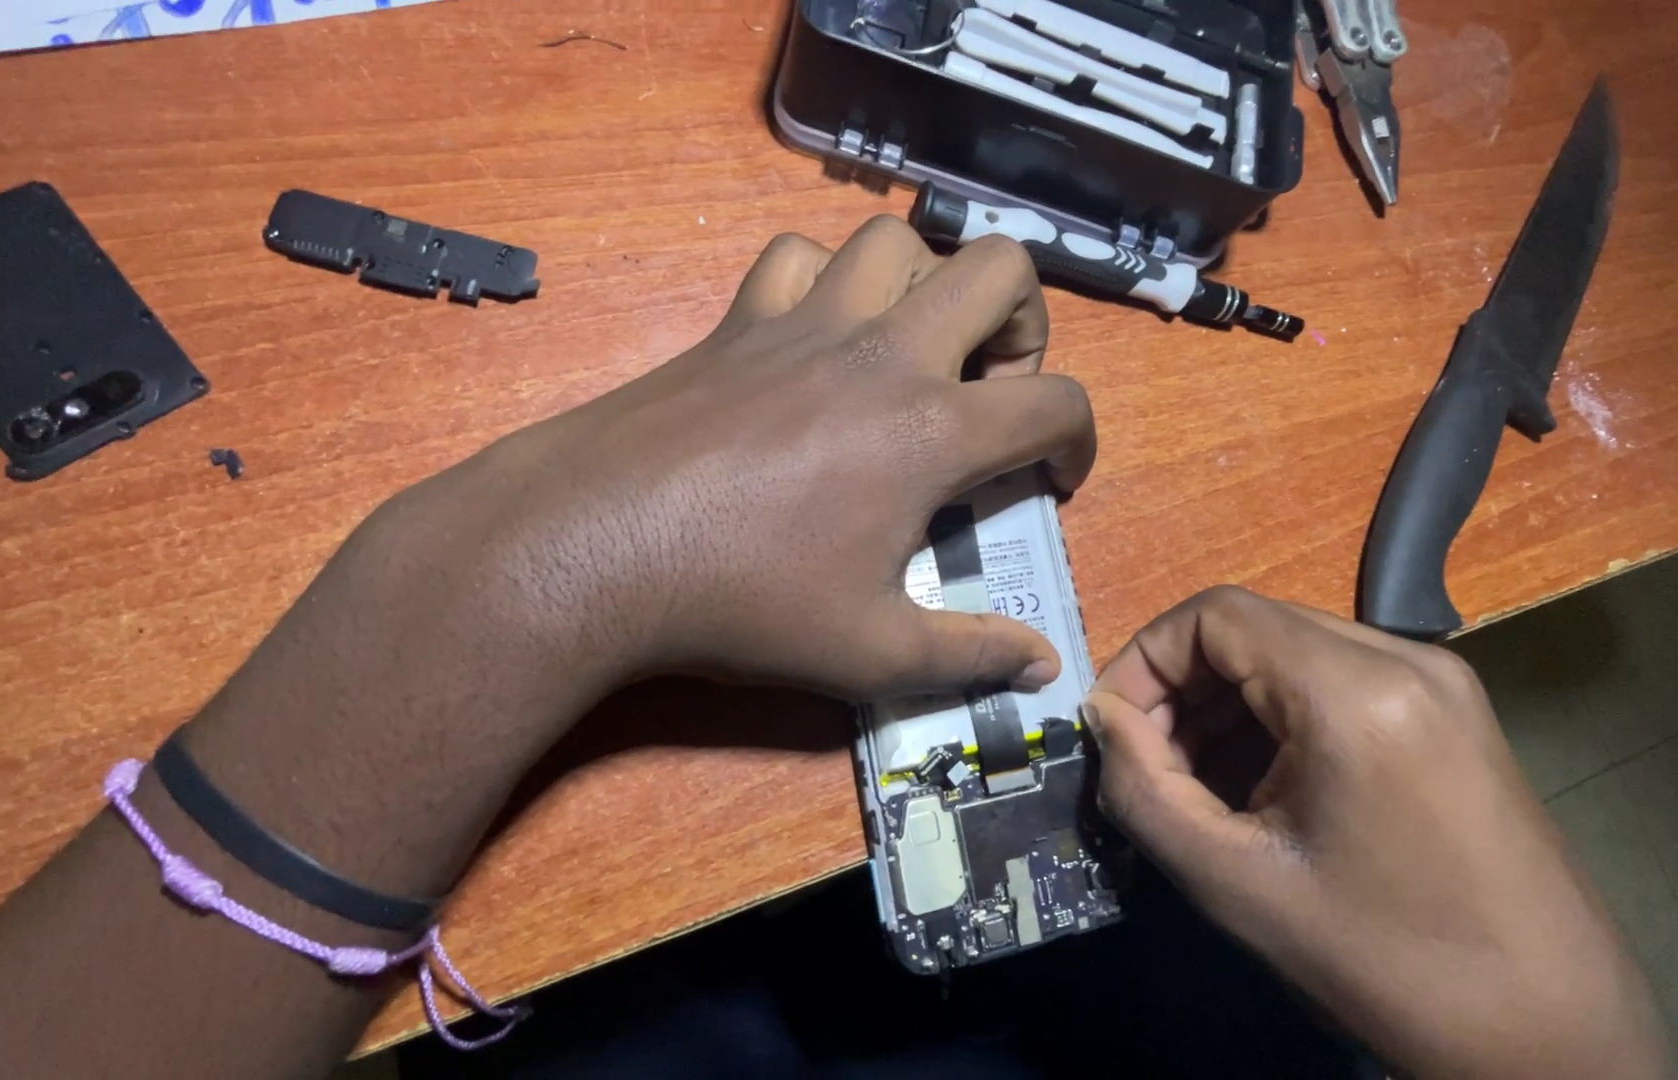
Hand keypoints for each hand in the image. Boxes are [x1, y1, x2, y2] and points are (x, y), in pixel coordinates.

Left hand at [336, 214, 1093, 726]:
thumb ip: (971, 656)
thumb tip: (1044, 665)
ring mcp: (806, 322)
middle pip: (1000, 267)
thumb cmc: (744, 603)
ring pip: (896, 242)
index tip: (1052, 477)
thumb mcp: (873, 653)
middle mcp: (883, 353)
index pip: (1057, 403)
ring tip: (909, 355)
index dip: (1078, 440)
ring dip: (925, 287)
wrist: (599, 549)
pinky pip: (798, 258)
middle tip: (991, 390)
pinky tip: (815, 340)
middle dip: (1024, 323)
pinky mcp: (739, 319)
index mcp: (931, 430)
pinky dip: (825, 282)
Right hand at [1083, 587, 1672, 1079]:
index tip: (1114, 726)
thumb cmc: (1382, 963)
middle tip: (1150, 761)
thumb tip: (1103, 717)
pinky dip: (1270, 716)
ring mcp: (1438, 684)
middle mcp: (1404, 660)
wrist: (1554, 1045)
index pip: (1214, 615)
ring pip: (1285, 652)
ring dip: (1221, 703)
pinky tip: (1258, 784)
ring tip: (1198, 780)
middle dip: (1179, 686)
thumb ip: (1140, 786)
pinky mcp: (1449, 715)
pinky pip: (1328, 682)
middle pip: (1249, 628)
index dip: (1144, 658)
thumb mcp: (1230, 880)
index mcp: (1355, 691)